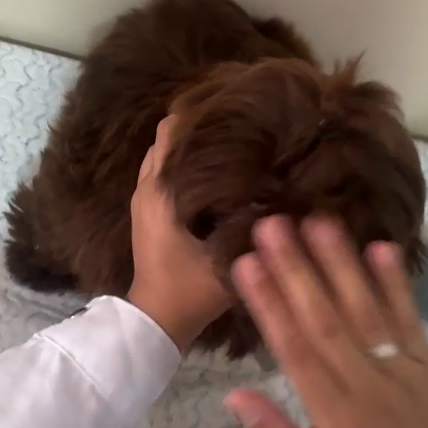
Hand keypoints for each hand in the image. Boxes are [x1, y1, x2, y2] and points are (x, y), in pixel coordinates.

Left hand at [126, 115, 234, 347]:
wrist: (156, 320)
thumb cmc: (191, 288)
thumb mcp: (231, 255)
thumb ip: (254, 223)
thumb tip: (284, 188)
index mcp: (162, 188)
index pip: (173, 130)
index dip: (199, 114)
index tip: (232, 107)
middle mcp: (147, 185)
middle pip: (167, 136)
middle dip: (196, 126)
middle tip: (235, 122)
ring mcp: (143, 198)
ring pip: (163, 154)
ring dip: (187, 146)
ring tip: (226, 141)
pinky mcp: (146, 212)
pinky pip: (162, 172)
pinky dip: (181, 164)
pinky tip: (212, 171)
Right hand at [225, 215, 427, 427]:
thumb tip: (233, 395)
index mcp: (337, 418)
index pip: (296, 352)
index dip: (270, 306)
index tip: (245, 263)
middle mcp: (370, 386)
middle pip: (328, 320)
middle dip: (297, 269)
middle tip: (272, 225)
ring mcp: (402, 368)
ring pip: (367, 310)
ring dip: (341, 262)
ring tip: (317, 220)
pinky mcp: (426, 359)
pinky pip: (410, 317)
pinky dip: (397, 281)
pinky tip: (381, 245)